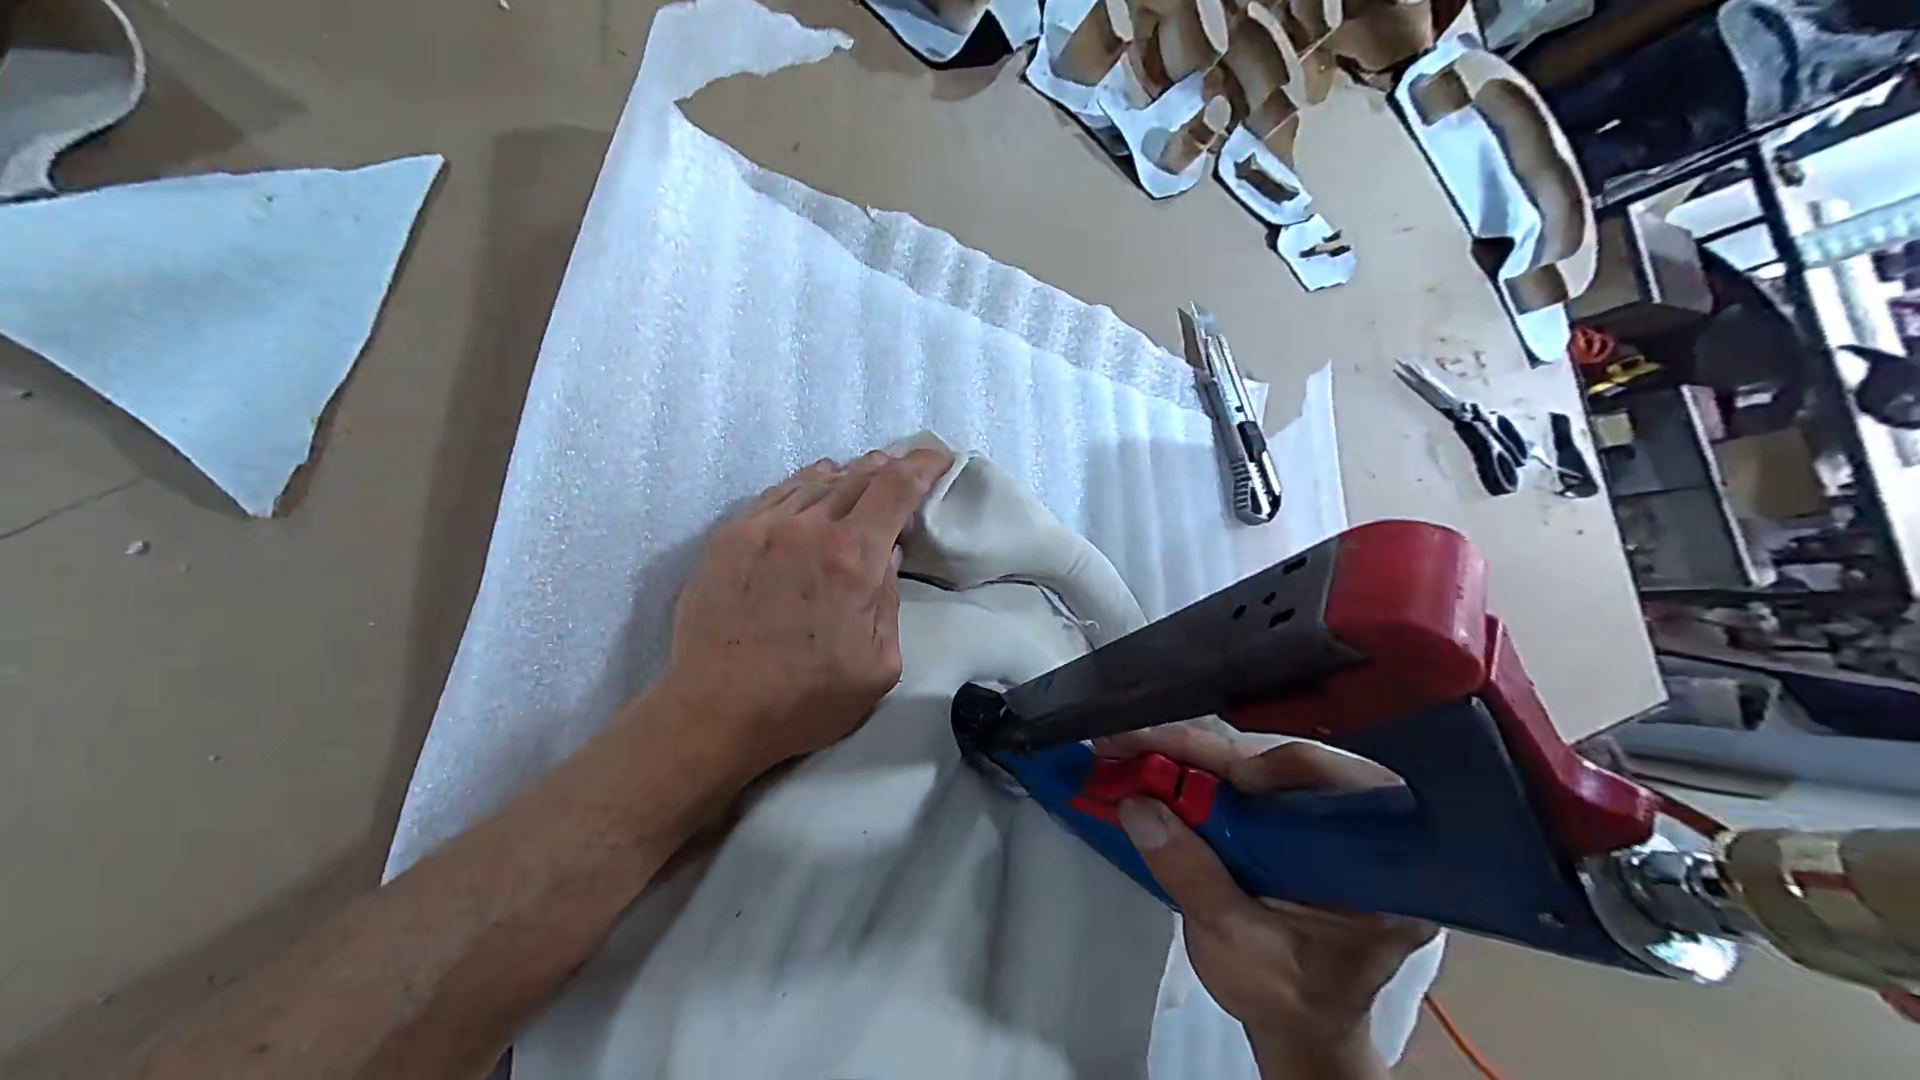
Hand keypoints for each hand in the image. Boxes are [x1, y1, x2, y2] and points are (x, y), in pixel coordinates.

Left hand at [651, 448, 953, 777]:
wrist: (716, 710)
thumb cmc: (806, 699)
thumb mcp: (879, 664)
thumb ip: (889, 600)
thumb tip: (884, 555)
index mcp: (851, 558)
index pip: (897, 486)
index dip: (924, 464)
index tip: (939, 458)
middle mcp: (808, 528)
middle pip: (859, 474)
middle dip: (889, 469)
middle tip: (902, 478)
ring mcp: (762, 526)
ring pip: (817, 478)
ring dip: (848, 476)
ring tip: (861, 483)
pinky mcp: (729, 536)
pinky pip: (778, 493)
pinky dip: (806, 486)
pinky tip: (812, 497)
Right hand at [1098, 725, 1436, 1077]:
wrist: (1296, 1024)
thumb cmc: (1283, 997)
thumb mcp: (1236, 945)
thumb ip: (1193, 876)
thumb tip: (1138, 806)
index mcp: (1376, 867)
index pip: (1340, 786)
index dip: (1279, 765)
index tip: (1218, 773)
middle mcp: (1355, 829)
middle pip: (1281, 763)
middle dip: (1208, 751)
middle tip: (1137, 740)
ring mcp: (1318, 818)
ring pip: (1257, 763)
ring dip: (1193, 755)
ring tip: (1134, 747)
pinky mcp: (1286, 816)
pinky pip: (1243, 781)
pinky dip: (1196, 773)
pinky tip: (1156, 766)